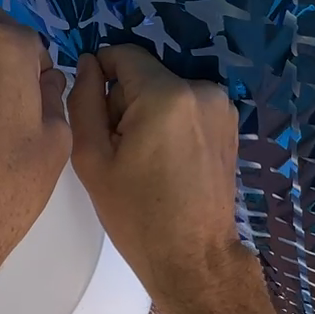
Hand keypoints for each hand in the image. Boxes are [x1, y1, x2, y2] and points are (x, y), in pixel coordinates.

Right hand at [70, 45, 257, 313]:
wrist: (194, 259)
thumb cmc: (137, 214)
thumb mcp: (93, 159)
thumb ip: (84, 101)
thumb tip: (86, 64)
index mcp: (166, 95)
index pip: (123, 54)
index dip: (99, 73)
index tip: (92, 108)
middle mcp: (200, 90)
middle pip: (144, 75)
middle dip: (124, 101)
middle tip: (117, 148)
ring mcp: (221, 106)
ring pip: (164, 90)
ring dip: (147, 113)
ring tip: (143, 159)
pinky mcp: (230, 123)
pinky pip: (186, 106)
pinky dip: (171, 123)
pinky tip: (166, 160)